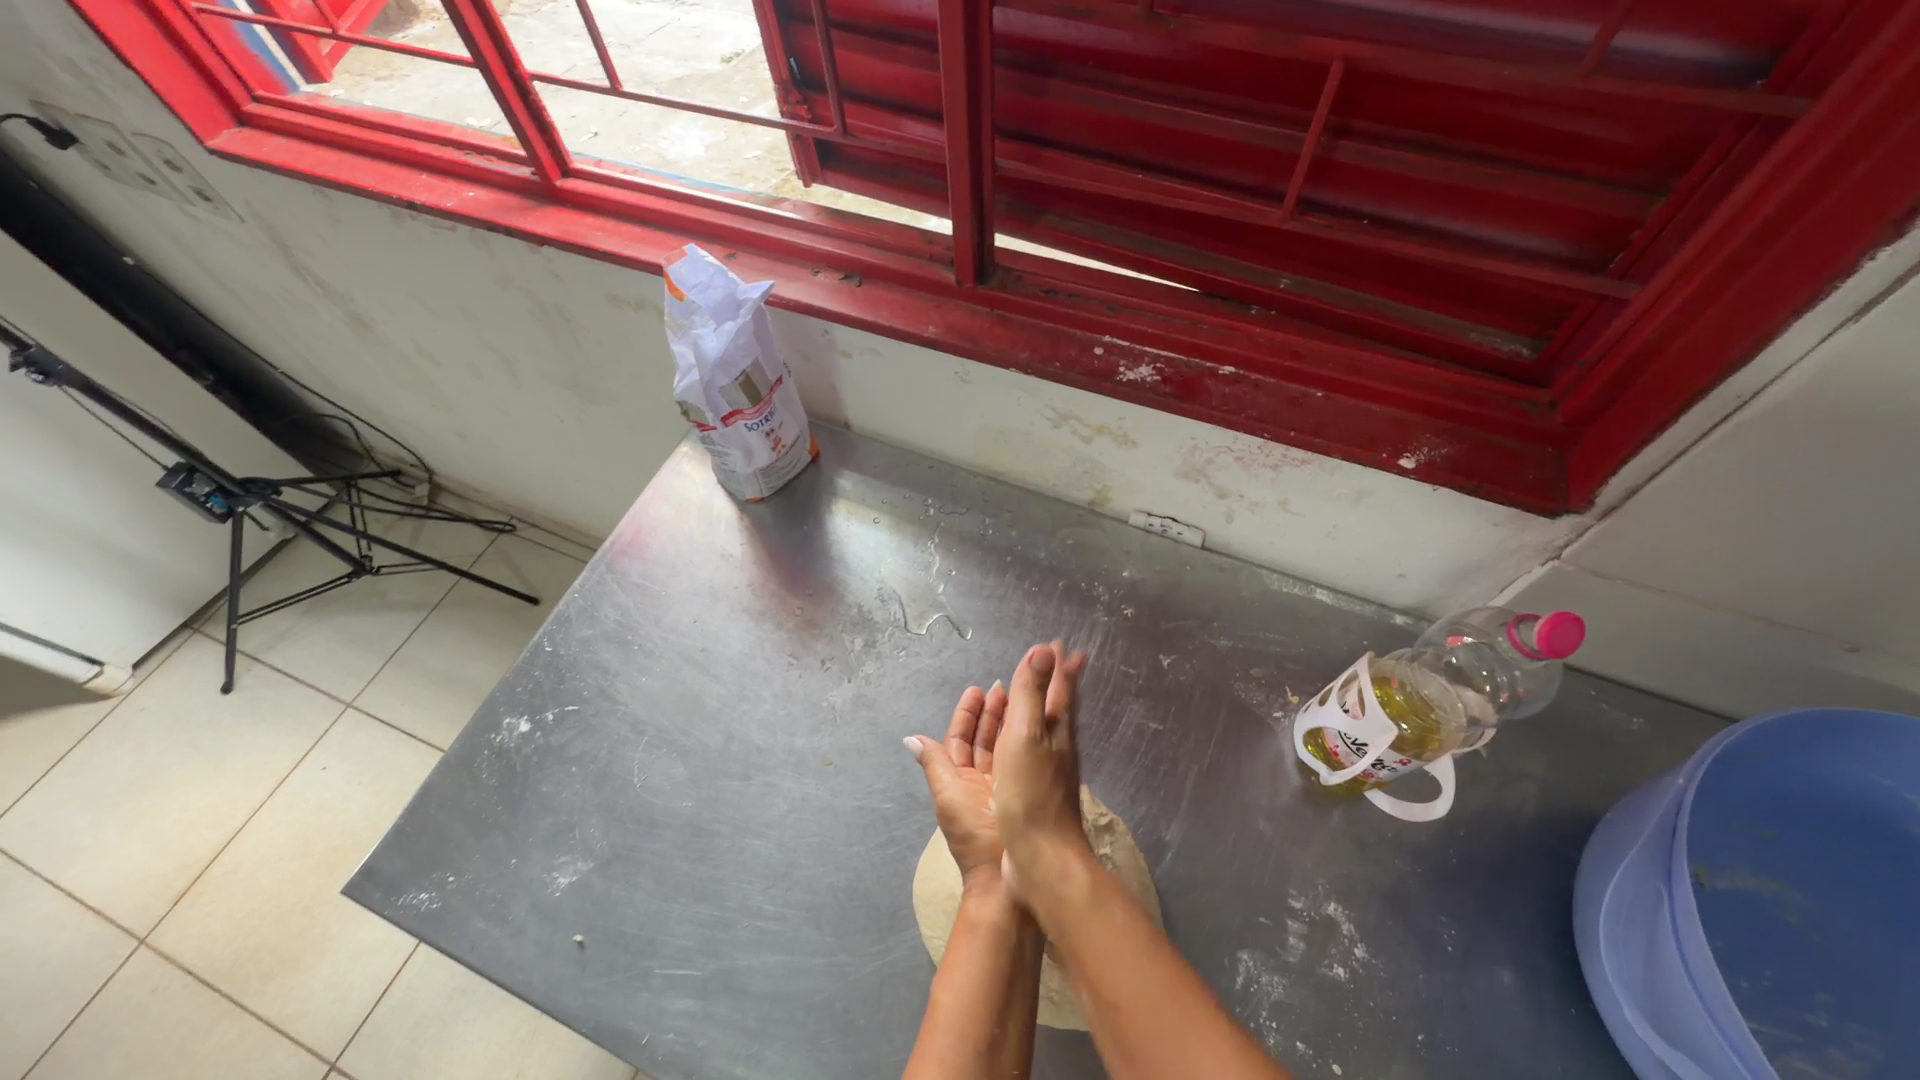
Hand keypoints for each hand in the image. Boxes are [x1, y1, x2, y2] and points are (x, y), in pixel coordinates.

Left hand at [905, 681, 1010, 884]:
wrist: (1008, 882)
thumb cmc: (976, 837)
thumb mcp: (949, 798)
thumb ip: (934, 765)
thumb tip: (910, 738)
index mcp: (956, 781)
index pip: (959, 738)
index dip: (967, 714)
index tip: (978, 689)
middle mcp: (978, 782)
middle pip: (982, 739)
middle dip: (990, 713)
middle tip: (1005, 688)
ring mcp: (1002, 790)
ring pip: (1001, 748)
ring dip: (1007, 723)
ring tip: (1020, 699)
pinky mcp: (1023, 797)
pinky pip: (1019, 763)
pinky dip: (1023, 743)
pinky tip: (1036, 728)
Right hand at [991, 641, 1090, 896]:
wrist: (1042, 857)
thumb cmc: (1029, 792)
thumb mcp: (1025, 735)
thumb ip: (1031, 693)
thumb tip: (1043, 649)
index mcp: (1056, 730)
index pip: (1061, 688)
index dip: (1060, 666)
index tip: (1062, 645)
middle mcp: (1058, 747)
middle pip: (1059, 707)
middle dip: (1057, 684)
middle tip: (1056, 661)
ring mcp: (1051, 772)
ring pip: (1047, 730)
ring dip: (1042, 709)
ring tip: (1037, 696)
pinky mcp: (1038, 794)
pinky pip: (1033, 753)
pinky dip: (1028, 738)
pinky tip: (1027, 746)